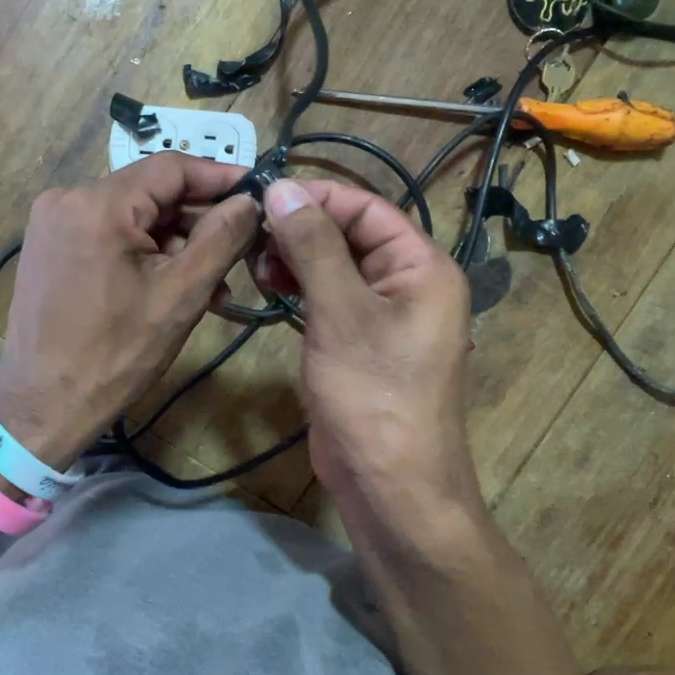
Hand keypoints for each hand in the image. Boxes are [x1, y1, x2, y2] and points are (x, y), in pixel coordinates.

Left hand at [0, 153, 258, 471]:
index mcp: (97, 203)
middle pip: (150, 192)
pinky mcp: (48, 247)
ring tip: (213, 286)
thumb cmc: (115, 354)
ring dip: (174, 244)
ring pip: (132, 216)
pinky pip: (108, 235)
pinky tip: (173, 286)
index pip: (172, 167)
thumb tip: (251, 200)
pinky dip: (143, 254)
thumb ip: (221, 238)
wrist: (43, 405)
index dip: (221, 178)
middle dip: (198, 220)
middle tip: (242, 251)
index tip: (259, 193)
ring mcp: (52, 223)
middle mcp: (67, 198)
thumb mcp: (180, 296)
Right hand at [257, 178, 476, 549]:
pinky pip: (329, 302)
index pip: (367, 209)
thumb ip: (313, 247)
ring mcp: (383, 320)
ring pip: (335, 269)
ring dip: (296, 260)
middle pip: (350, 236)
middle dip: (301, 230)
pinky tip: (269, 290)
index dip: (317, 198)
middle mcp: (408, 286)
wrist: (391, 487)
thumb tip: (281, 186)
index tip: (262, 197)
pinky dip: (299, 291)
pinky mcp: (358, 347)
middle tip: (251, 239)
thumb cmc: (374, 395)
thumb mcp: (341, 313)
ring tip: (256, 267)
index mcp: (422, 268)